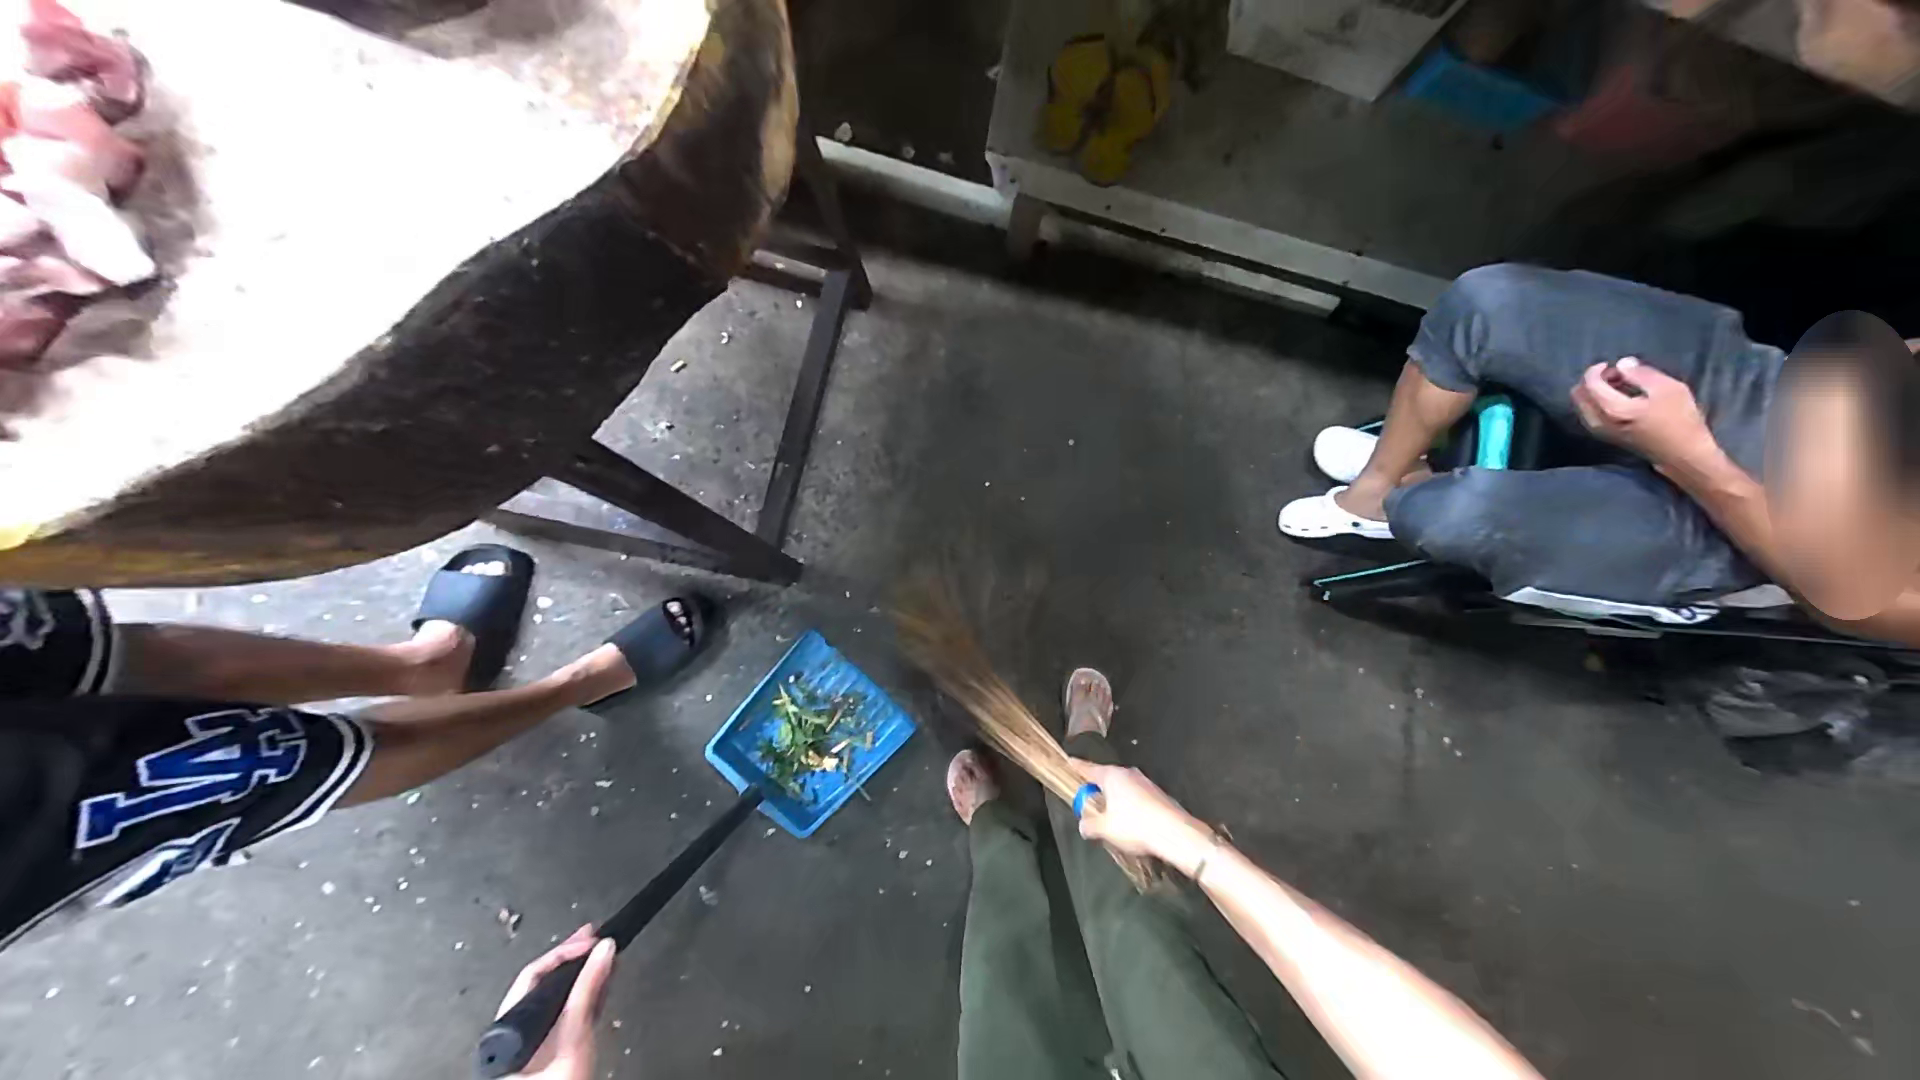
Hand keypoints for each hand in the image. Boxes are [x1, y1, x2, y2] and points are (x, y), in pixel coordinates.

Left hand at [495, 925, 616, 1079]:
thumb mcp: (574, 1036)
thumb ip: (588, 989)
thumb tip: (604, 947)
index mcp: (507, 1034)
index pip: (533, 977)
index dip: (564, 953)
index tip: (593, 939)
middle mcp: (513, 1039)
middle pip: (542, 986)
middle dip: (573, 959)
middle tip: (597, 936)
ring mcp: (531, 1049)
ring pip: (556, 999)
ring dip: (582, 974)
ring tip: (604, 953)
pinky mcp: (550, 1056)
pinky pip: (566, 1013)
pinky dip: (586, 993)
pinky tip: (603, 982)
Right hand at [1071, 760, 1216, 873]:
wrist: (1176, 834)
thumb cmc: (1136, 826)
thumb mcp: (1104, 829)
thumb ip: (1089, 825)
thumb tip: (1083, 825)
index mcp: (1111, 775)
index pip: (1087, 768)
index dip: (1076, 767)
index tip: (1068, 763)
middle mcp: (1128, 773)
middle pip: (1105, 777)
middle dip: (1096, 789)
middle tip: (1089, 803)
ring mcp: (1145, 782)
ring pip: (1122, 787)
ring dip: (1115, 799)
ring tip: (1111, 818)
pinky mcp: (1158, 794)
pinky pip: (1136, 796)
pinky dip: (1130, 805)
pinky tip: (1132, 823)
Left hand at [1569, 356, 1714, 466]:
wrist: (1679, 451)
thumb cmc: (1678, 418)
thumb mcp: (1668, 389)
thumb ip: (1641, 374)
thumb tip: (1622, 363)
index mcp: (1610, 408)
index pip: (1589, 384)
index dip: (1596, 370)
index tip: (1611, 364)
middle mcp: (1595, 420)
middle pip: (1578, 393)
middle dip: (1593, 380)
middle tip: (1618, 375)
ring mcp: (1595, 429)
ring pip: (1581, 403)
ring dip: (1594, 391)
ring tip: (1621, 385)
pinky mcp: (1600, 434)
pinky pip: (1587, 412)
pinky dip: (1596, 401)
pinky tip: (1619, 398)